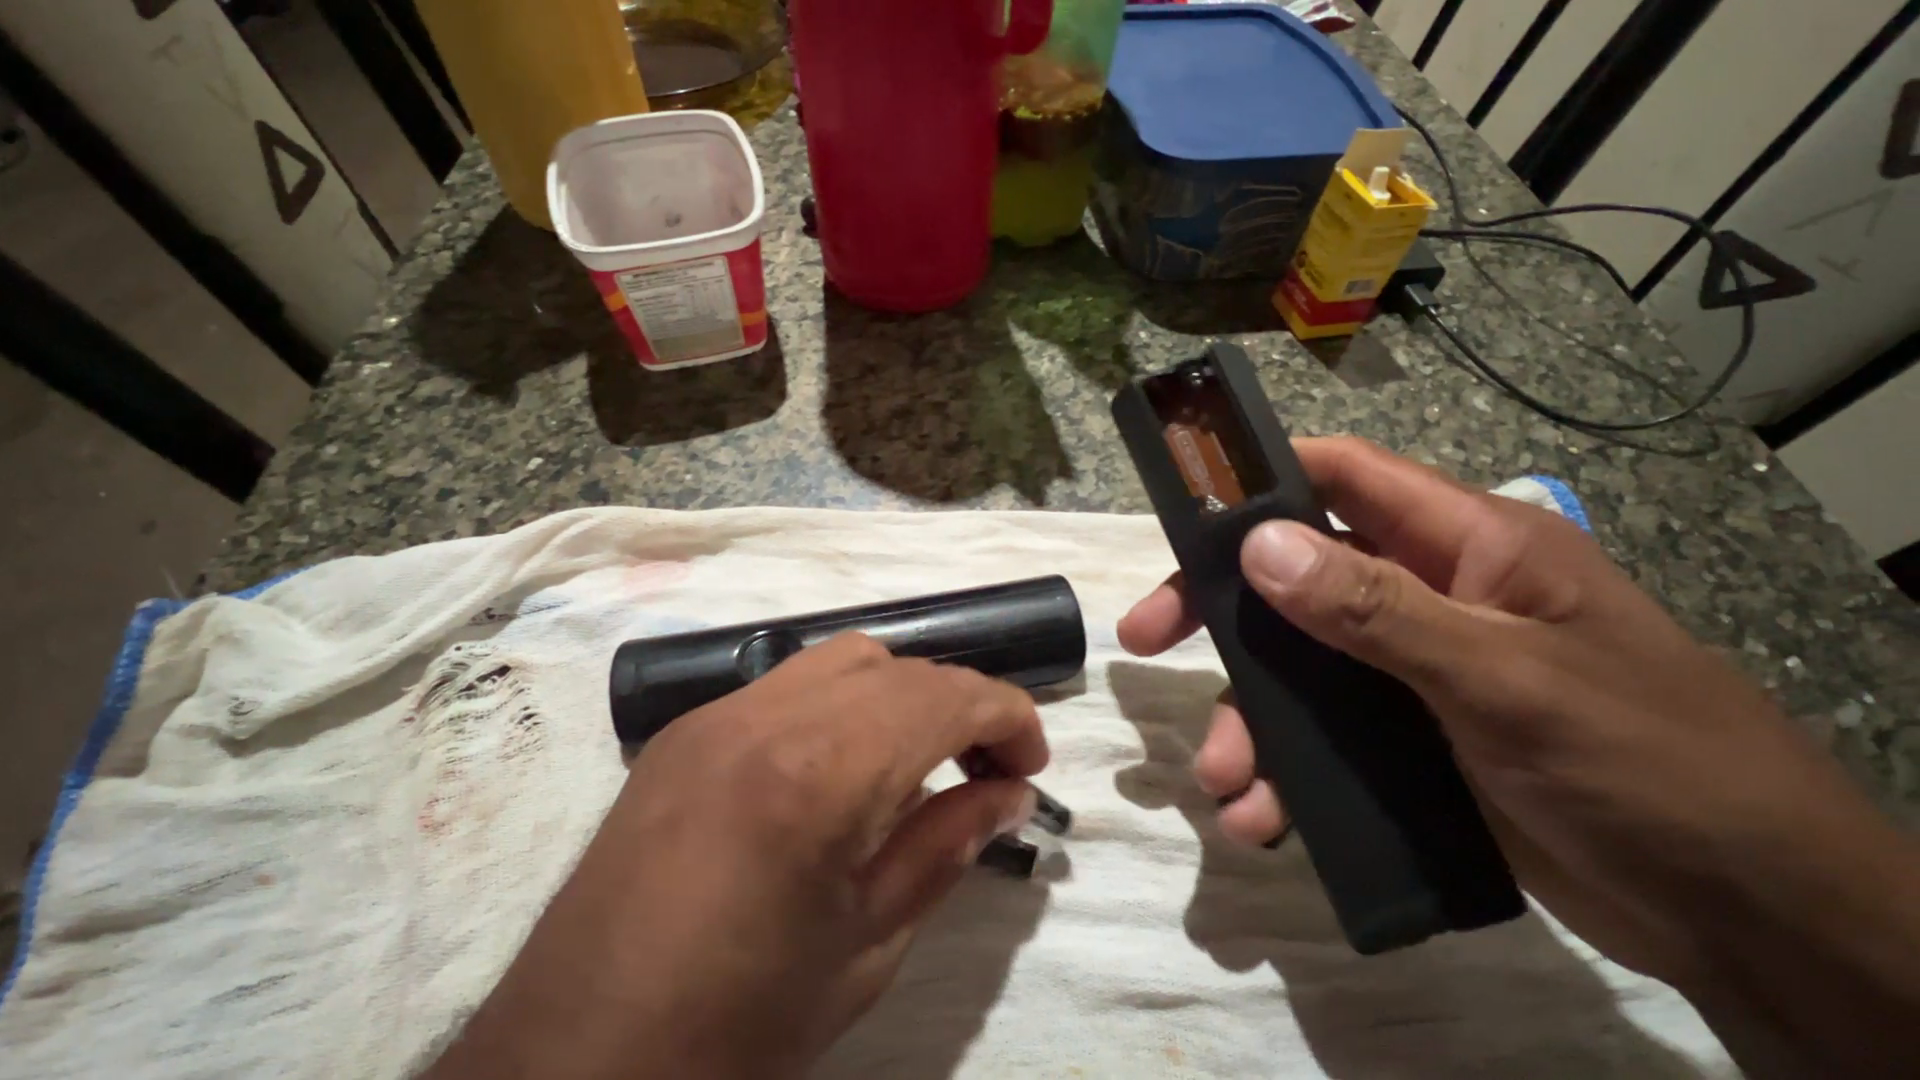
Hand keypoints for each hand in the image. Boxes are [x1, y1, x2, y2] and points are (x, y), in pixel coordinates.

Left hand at [425, 634, 1045, 1079]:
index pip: (942, 697)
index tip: (1032, 764)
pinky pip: (784, 685)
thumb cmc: (739, 1022)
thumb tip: (1006, 793)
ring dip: (898, 695)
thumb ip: (945, 847)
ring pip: (839, 660)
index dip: (1006, 715)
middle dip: (958, 704)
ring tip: (916, 764)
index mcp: (819, 774)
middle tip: (985, 773)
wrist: (578, 1058)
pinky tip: (841, 768)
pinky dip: (839, 703)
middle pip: (895, 666)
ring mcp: (712, 717)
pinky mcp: (680, 733)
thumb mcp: (868, 946)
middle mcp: (763, 718)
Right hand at [1117, 437, 1903, 990]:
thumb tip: (1260, 544)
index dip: (1261, 478)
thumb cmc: (1643, 762)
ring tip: (1225, 789)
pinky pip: (1328, 741)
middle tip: (1145, 640)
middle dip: (1220, 615)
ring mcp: (1420, 676)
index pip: (1345, 478)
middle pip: (1298, 578)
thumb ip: (1379, 610)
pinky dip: (1287, 776)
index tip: (1180, 509)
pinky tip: (1264, 821)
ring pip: (1302, 673)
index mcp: (1470, 546)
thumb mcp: (1504, 678)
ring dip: (1250, 723)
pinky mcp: (1416, 745)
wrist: (1745, 910)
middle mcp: (1434, 597)